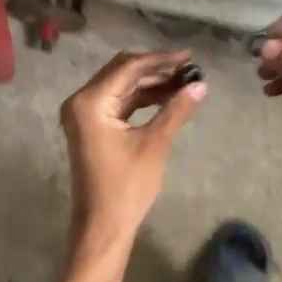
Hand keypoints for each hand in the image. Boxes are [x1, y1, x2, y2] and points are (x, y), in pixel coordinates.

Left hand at [59, 50, 205, 242]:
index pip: (128, 68)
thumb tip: (201, 85)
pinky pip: (118, 103)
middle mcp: (81, 101)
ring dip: (150, 83)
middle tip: (189, 68)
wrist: (103, 226)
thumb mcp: (154, 144)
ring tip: (184, 81)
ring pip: (121, 87)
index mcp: (90, 102)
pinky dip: (141, 99)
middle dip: (156, 69)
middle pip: (122, 72)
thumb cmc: (127, 187)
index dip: (160, 60)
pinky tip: (167, 96)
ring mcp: (83, 114)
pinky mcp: (91, 126)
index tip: (190, 56)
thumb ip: (175, 110)